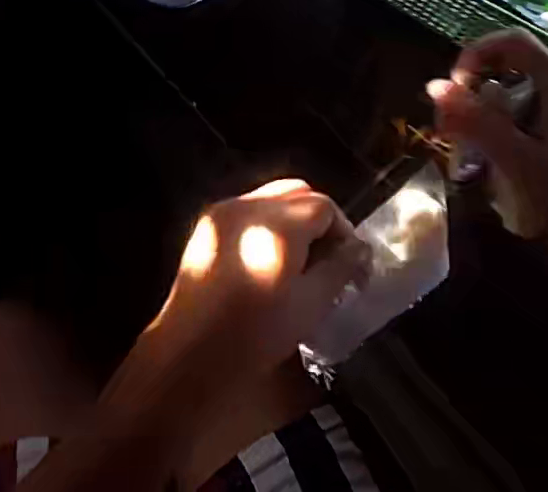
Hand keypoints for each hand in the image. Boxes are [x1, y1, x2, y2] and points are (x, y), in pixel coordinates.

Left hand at [108, 179, 370, 417]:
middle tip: (330, 258)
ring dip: (294, 218)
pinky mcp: (209, 221)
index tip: (352, 266)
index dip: (344, 232)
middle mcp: (249, 206)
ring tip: (301, 259)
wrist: (188, 355)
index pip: (323, 206)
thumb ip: (339, 268)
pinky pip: (250, 207)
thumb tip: (359, 248)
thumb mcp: (309, 307)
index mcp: (276, 226)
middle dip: (319, 219)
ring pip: (273, 196)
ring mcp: (225, 210)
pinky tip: (269, 257)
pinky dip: (268, 221)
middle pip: (298, 192)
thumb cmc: (254, 337)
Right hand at [427, 29, 547, 256]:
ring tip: (468, 147)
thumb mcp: (520, 163)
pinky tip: (498, 163)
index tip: (455, 87)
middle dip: (477, 85)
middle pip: (517, 66)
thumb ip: (477, 122)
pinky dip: (509, 129)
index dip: (478, 51)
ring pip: (524, 95)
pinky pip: (536, 119)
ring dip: (489, 111)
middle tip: (451, 122)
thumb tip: (433, 86)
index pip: (516, 42)